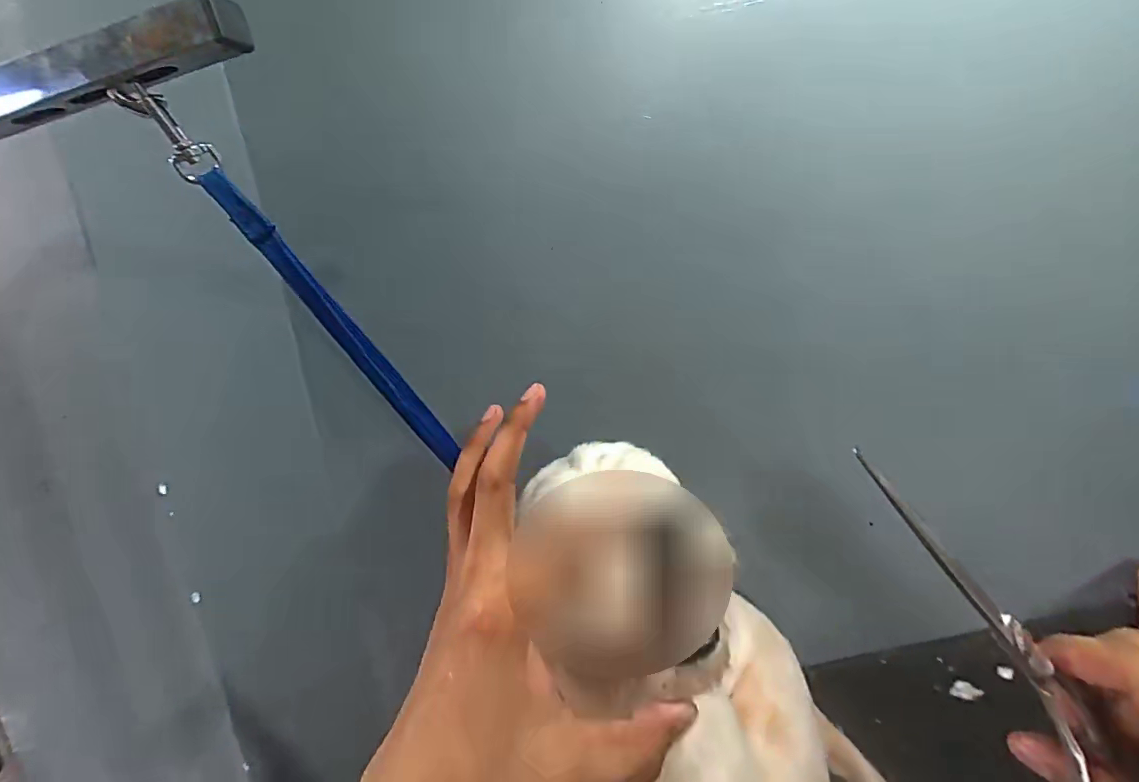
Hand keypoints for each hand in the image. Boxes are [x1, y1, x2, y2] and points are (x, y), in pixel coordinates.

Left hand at [362, 384, 696, 781]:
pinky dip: (474, 488)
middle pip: (478, 488)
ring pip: (458, 500)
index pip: (534, 526)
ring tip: (500, 415)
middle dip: (502, 435)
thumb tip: (689, 714)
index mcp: (504, 606)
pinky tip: (492, 487)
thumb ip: (634, 741)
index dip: (573, 501)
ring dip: (477, 452)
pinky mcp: (449, 599)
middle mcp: (473, 581)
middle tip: (530, 395)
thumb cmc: (484, 768)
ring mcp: (455, 587)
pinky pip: (460, 524)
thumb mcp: (566, 762)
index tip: (614, 490)